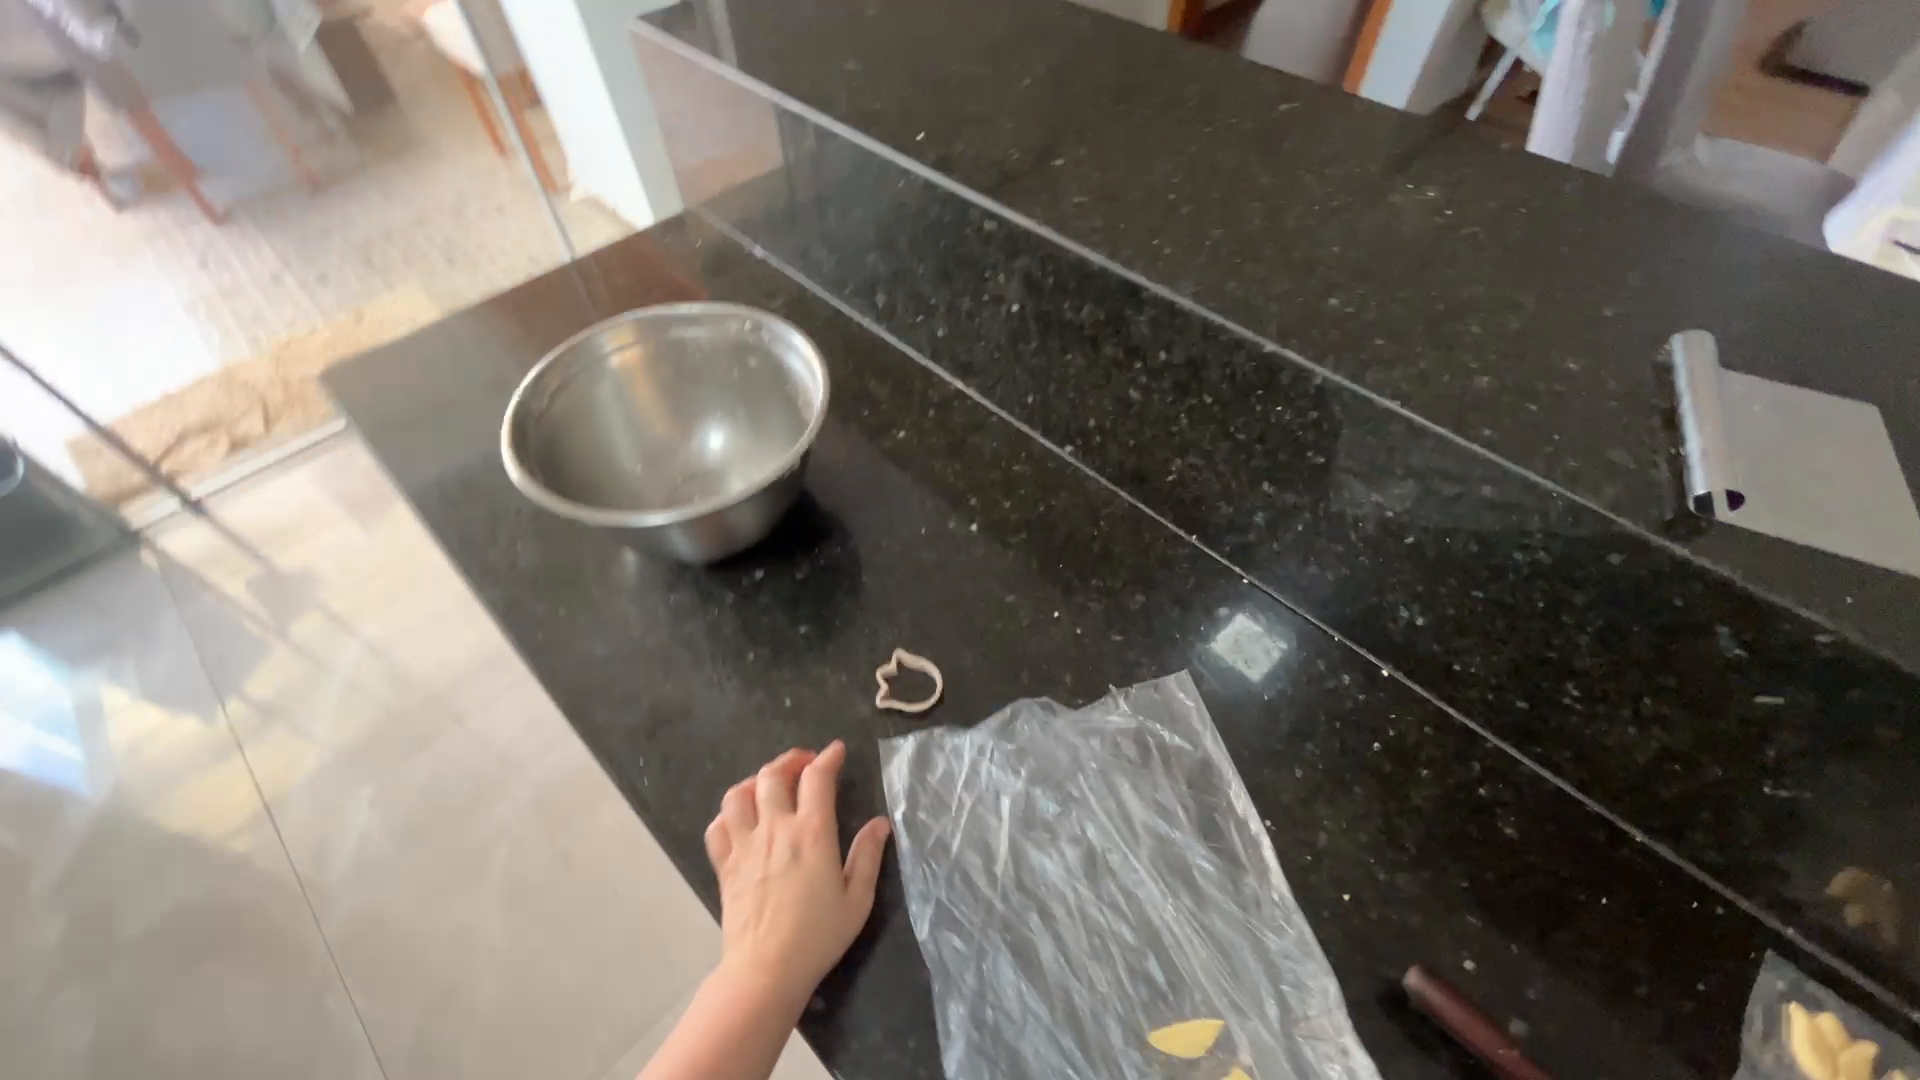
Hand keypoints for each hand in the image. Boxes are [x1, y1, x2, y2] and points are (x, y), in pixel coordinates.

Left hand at [704, 740, 891, 1005]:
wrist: (765, 971)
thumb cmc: (817, 937)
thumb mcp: (857, 900)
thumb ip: (868, 857)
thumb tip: (880, 823)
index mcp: (812, 833)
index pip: (818, 778)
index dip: (828, 757)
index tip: (836, 750)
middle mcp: (776, 829)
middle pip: (773, 775)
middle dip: (790, 760)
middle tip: (804, 764)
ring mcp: (745, 846)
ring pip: (739, 794)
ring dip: (755, 781)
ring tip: (768, 786)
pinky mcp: (724, 866)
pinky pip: (718, 827)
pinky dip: (728, 815)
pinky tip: (740, 820)